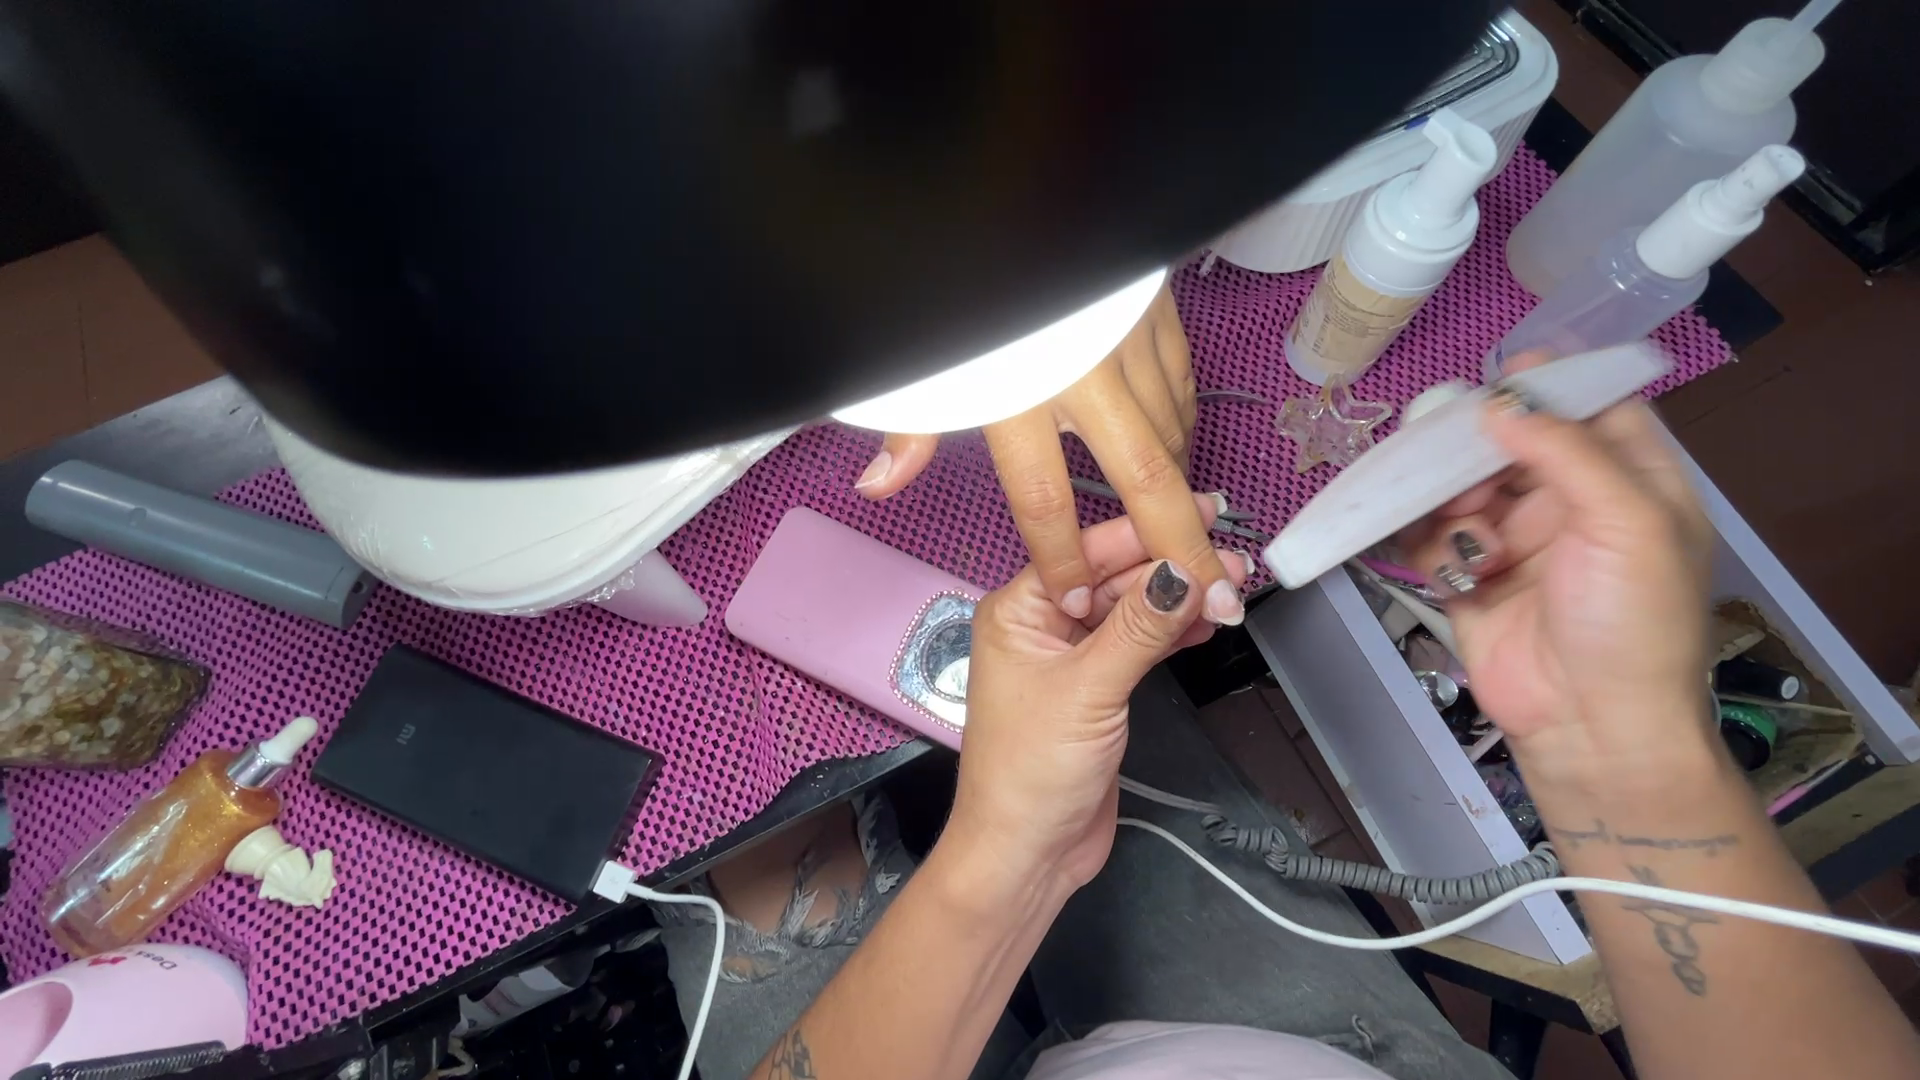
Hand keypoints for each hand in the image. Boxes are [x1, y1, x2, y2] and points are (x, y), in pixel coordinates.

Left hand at [855, 282, 1241, 625]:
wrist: (1015, 200)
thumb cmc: (975, 296)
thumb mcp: (937, 360)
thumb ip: (913, 427)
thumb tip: (879, 485)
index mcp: (1019, 391)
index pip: (1043, 498)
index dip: (1061, 559)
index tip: (1075, 601)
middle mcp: (1084, 373)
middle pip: (1144, 478)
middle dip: (1180, 547)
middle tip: (1212, 603)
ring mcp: (1129, 343)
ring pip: (1171, 437)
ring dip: (1179, 492)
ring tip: (1189, 539)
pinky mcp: (1157, 319)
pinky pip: (1181, 391)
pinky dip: (1182, 433)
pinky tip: (1176, 460)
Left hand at [949, 502, 1247, 895]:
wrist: (1028, 852)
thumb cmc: (1034, 769)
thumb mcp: (1089, 690)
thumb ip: (1139, 629)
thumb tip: (1186, 571)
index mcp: (1019, 607)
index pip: (1086, 553)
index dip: (1145, 533)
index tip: (1202, 514)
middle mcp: (1041, 621)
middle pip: (1112, 578)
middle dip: (1170, 569)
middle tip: (1233, 562)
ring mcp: (1070, 653)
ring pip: (1130, 610)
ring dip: (1178, 600)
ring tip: (1233, 588)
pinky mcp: (1096, 683)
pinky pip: (1137, 642)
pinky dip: (1171, 632)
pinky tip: (1208, 621)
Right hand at [1397, 382, 1718, 793]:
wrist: (1582, 719)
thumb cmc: (1627, 620)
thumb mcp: (1623, 525)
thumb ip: (1564, 453)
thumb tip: (1499, 402)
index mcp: (1628, 484)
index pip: (1593, 412)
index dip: (1553, 387)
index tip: (1504, 373)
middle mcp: (1566, 504)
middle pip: (1508, 445)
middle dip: (1477, 450)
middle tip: (1448, 453)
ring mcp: (1511, 539)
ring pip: (1459, 487)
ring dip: (1451, 502)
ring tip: (1466, 536)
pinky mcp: (1464, 572)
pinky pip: (1429, 534)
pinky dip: (1430, 543)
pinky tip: (1450, 569)